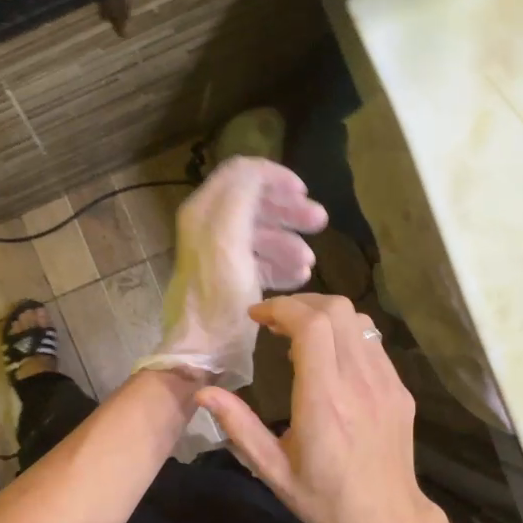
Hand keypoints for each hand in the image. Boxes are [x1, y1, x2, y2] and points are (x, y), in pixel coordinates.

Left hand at [137, 158, 325, 387]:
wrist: (202, 353)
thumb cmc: (217, 299)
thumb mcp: (227, 240)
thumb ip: (240, 197)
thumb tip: (257, 169)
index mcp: (205, 214)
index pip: (241, 174)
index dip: (273, 177)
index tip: (302, 191)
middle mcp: (209, 229)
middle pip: (255, 202)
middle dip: (288, 209)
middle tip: (320, 222)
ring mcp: (220, 255)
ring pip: (262, 234)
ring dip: (290, 242)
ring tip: (309, 262)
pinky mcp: (230, 281)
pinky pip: (261, 261)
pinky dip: (282, 264)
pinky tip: (300, 277)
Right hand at [195, 295, 436, 522]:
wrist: (388, 522)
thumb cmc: (323, 500)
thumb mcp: (271, 469)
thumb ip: (238, 426)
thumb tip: (203, 392)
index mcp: (324, 402)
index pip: (312, 327)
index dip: (281, 309)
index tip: (256, 317)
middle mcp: (359, 383)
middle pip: (338, 311)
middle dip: (301, 304)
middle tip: (273, 321)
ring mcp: (386, 383)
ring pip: (360, 321)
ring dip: (325, 317)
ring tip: (298, 336)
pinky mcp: (399, 390)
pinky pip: (373, 344)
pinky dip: (345, 336)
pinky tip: (328, 360)